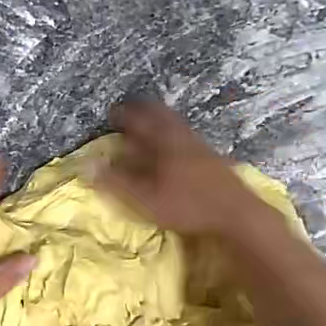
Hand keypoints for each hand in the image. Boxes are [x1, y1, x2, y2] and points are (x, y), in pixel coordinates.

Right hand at [94, 101, 271, 237]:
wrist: (236, 213)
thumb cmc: (187, 206)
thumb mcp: (146, 199)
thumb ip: (117, 182)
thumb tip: (88, 166)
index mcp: (165, 141)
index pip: (139, 119)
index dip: (124, 115)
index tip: (111, 113)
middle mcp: (182, 137)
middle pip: (161, 115)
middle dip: (144, 112)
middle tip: (131, 113)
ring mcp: (200, 146)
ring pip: (176, 125)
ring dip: (160, 122)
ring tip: (150, 128)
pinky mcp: (213, 158)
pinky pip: (187, 137)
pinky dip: (174, 135)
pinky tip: (174, 149)